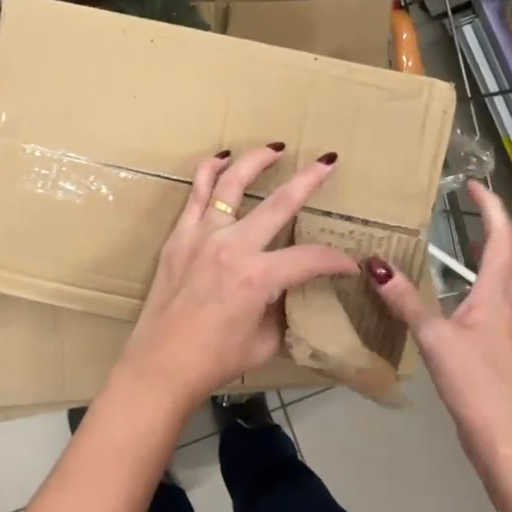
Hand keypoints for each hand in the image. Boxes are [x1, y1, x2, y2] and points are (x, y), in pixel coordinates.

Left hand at [116, 144, 358, 408]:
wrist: (161, 364)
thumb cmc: (216, 361)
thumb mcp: (265, 340)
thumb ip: (282, 305)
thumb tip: (290, 287)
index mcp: (258, 277)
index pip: (311, 258)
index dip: (336, 261)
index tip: (351, 265)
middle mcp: (233, 246)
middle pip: (280, 203)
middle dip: (309, 180)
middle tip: (328, 162)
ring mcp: (202, 235)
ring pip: (231, 182)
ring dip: (256, 160)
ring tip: (274, 147)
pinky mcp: (179, 235)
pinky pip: (196, 193)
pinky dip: (209, 170)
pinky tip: (222, 157)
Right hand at [367, 180, 511, 461]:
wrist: (506, 438)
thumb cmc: (475, 382)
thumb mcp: (434, 337)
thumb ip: (404, 300)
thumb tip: (373, 263)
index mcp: (498, 293)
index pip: (502, 237)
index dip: (491, 207)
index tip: (474, 184)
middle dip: (500, 223)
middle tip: (476, 205)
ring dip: (500, 248)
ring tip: (473, 236)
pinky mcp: (509, 342)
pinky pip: (505, 294)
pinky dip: (492, 275)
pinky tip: (468, 287)